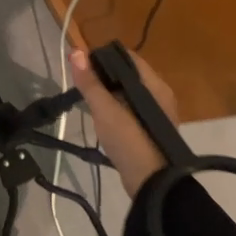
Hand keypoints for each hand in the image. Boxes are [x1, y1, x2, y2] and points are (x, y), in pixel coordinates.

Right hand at [70, 48, 180, 197]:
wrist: (152, 183)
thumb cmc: (130, 141)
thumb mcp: (105, 109)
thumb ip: (90, 82)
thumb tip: (76, 51)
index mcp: (154, 84)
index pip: (127, 57)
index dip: (103, 57)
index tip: (81, 66)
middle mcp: (160, 95)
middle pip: (128, 75)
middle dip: (104, 76)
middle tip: (81, 84)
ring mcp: (157, 114)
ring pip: (128, 93)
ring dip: (109, 94)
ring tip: (88, 100)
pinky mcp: (151, 130)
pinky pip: (131, 109)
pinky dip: (117, 108)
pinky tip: (102, 118)